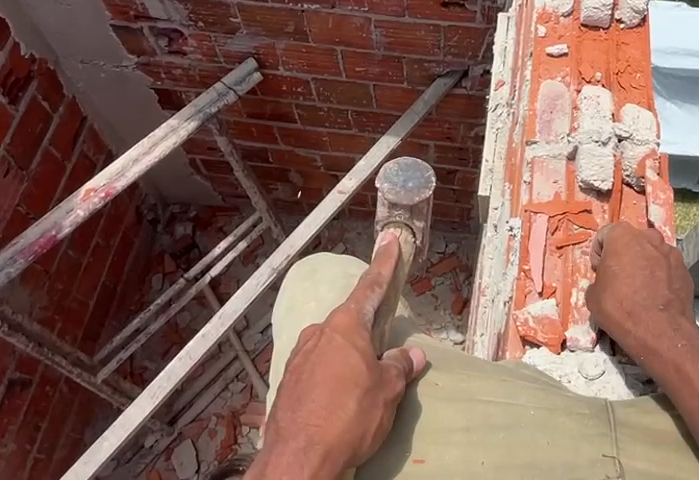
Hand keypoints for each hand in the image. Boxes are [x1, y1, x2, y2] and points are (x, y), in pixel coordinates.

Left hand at [250, 234, 427, 478]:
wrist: (296, 463)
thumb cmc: (347, 418)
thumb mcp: (386, 392)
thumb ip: (399, 368)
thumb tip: (411, 354)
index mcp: (345, 326)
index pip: (371, 286)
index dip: (384, 264)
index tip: (389, 240)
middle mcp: (319, 333)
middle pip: (350, 323)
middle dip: (367, 335)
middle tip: (382, 358)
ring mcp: (299, 358)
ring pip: (332, 349)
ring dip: (348, 361)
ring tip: (360, 391)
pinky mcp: (287, 384)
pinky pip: (317, 372)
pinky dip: (331, 380)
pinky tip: (338, 403)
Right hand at [587, 222, 698, 365]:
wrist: (661, 332)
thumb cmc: (620, 308)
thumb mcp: (593, 295)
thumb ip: (599, 279)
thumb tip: (608, 283)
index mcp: (622, 235)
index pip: (604, 235)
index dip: (598, 254)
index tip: (599, 272)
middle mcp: (649, 237)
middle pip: (631, 241)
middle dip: (624, 256)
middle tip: (619, 280)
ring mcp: (671, 252)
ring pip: (652, 254)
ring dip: (644, 265)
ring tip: (641, 290)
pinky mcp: (685, 270)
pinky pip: (667, 269)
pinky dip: (661, 278)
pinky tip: (656, 298)